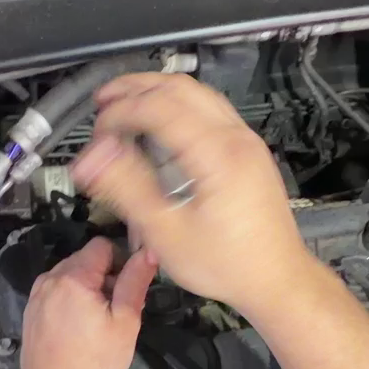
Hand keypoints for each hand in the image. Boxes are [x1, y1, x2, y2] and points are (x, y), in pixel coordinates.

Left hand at [18, 238, 157, 368]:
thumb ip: (135, 282)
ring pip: (70, 276)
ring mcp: (36, 295)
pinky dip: (71, 301)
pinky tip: (78, 329)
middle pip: (84, 260)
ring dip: (87, 289)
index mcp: (73, 277)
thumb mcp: (125, 322)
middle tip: (117, 311)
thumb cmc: (95, 362)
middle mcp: (49, 278)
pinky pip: (56, 292)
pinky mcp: (31, 311)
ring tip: (98, 323)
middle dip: (104, 277)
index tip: (128, 289)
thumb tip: (148, 252)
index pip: (101, 246)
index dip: (121, 261)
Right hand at [70, 73, 318, 316]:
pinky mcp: (247, 153)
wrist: (276, 280)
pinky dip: (178, 107)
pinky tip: (159, 124)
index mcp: (217, 153)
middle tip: (101, 103)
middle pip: (179, 88)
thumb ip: (126, 189)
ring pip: (197, 94)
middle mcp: (235, 137)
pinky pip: (209, 111)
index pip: (159, 106)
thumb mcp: (167, 233)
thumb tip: (91, 159)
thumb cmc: (228, 264)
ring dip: (157, 93)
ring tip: (124, 106)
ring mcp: (245, 142)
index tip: (97, 133)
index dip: (120, 112)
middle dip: (134, 90)